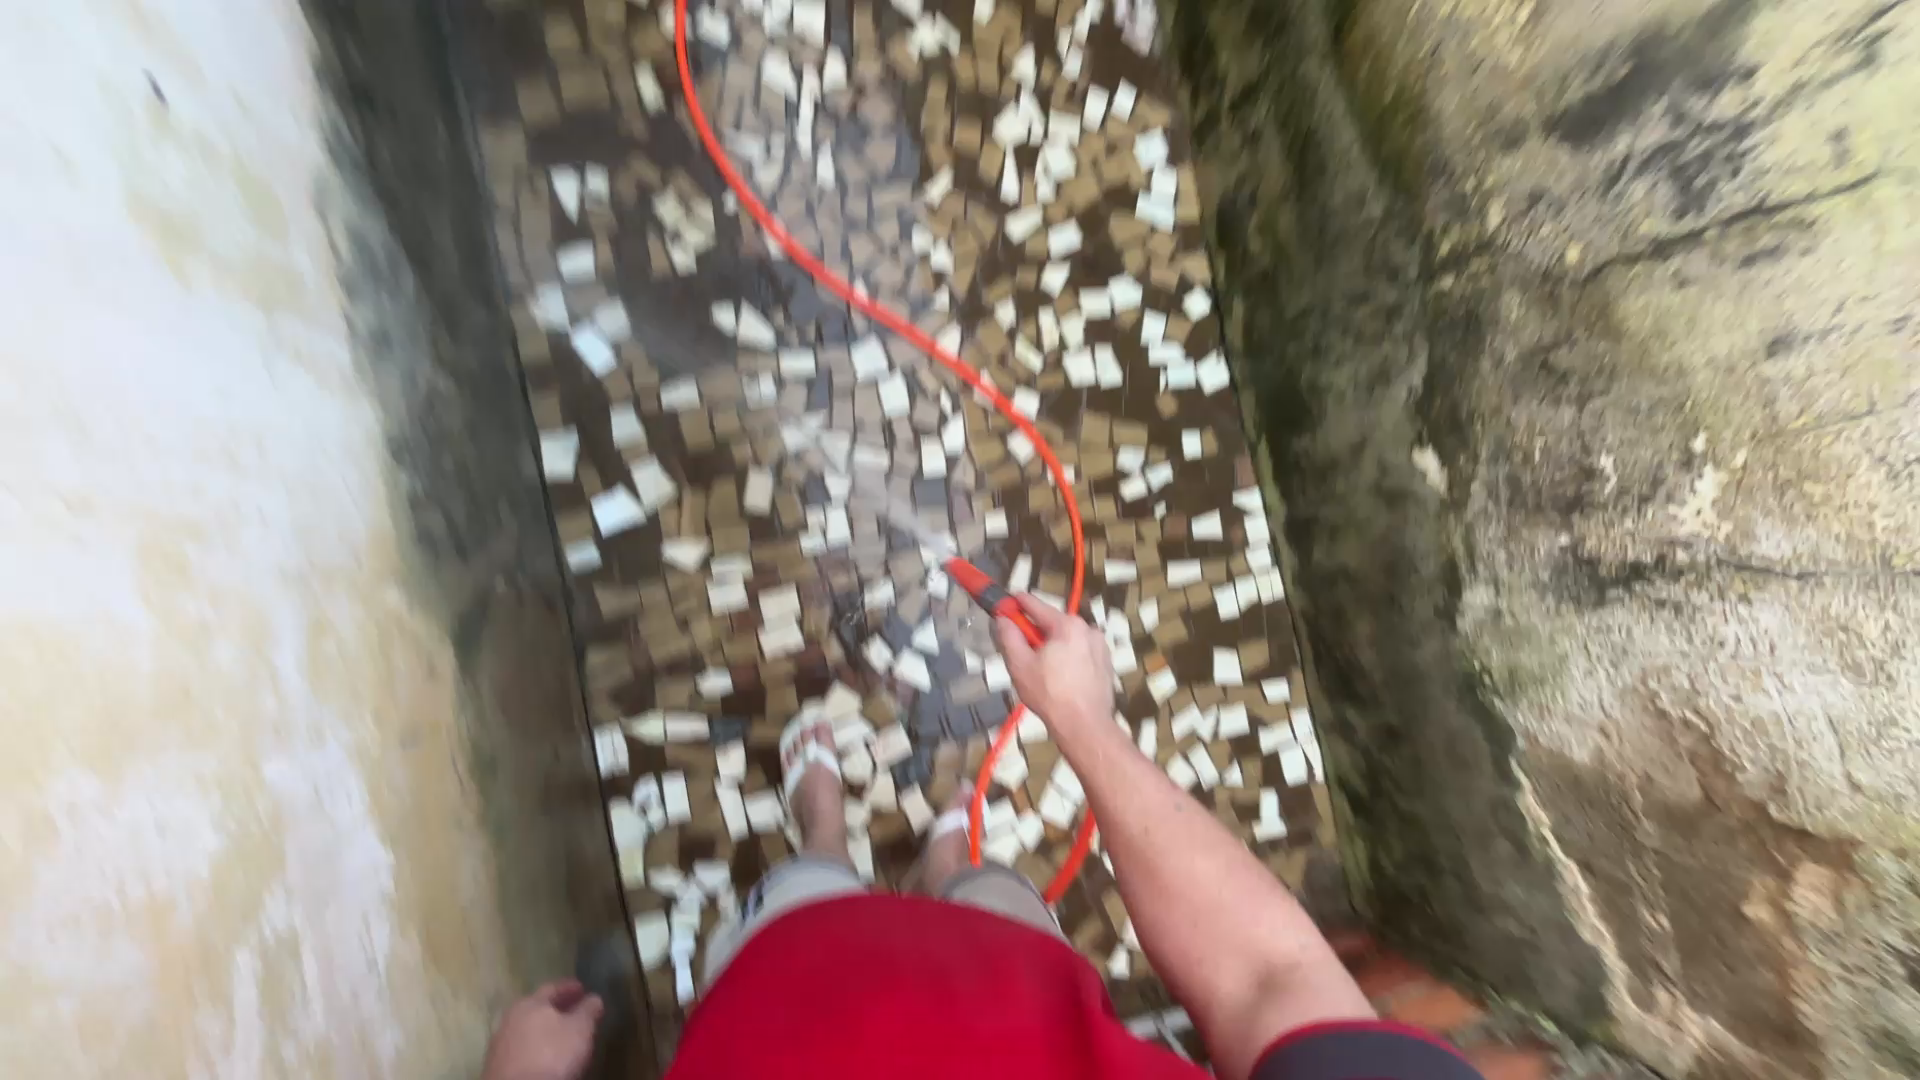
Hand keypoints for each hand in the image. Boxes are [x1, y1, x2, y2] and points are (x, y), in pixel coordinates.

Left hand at [480, 979, 603, 1079]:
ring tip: (566, 1037)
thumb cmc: (552, 1054)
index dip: (570, 987)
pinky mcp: (497, 1071)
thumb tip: (593, 999)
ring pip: (529, 1031)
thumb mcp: (581, 1028)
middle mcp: (509, 1021)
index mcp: (528, 1004)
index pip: (553, 988)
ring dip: (547, 1031)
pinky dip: (537, 1049)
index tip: (584, 990)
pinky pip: (523, 1051)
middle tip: (577, 1012)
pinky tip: (549, 1057)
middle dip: (558, 1010)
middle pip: (538, 1009)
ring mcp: (499, 1047)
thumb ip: (589, 1009)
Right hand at [993, 595, 1113, 733]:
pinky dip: (1067, 658)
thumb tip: (1002, 618)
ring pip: (1067, 639)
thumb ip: (1009, 636)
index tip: (1004, 601)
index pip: (1036, 605)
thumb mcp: (1020, 665)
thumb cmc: (1049, 694)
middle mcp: (1088, 629)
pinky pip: (1080, 652)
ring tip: (1041, 671)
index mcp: (1067, 625)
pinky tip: (1060, 679)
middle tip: (1021, 652)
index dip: (1016, 603)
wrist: (1085, 725)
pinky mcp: (1106, 662)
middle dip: (1035, 633)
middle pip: (1052, 623)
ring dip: (1052, 647)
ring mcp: (1100, 645)